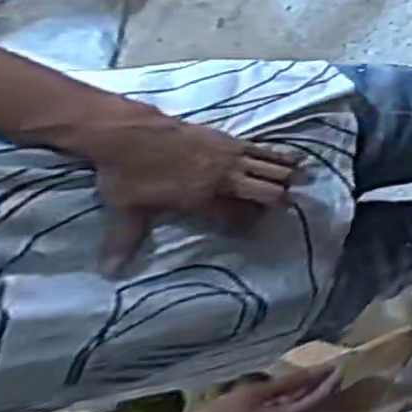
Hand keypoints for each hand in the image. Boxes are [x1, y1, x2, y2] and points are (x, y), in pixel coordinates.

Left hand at [71, 102, 298, 273]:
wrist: (134, 137)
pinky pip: (270, 152)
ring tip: (301, 184)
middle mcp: (227, 180)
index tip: (252, 230)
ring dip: (290, 179)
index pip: (236, 216)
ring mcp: (236, 159)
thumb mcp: (125, 210)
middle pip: (267, 192)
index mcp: (202, 199)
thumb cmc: (128, 175)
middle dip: (280, 201)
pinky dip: (285, 159)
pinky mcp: (239, 143)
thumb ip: (124, 240)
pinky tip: (294, 162)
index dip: (247, 225)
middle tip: (287, 207)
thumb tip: (110, 273)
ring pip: (275, 170)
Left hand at [152, 366, 339, 411]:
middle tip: (322, 393)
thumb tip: (336, 379)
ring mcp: (228, 402)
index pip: (305, 375)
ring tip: (293, 411)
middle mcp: (250, 387)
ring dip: (282, 401)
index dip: (325, 373)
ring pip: (266, 398)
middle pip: (285, 385)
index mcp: (266, 385)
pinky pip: (249, 410)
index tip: (345, 370)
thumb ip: (306, 403)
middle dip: (304, 387)